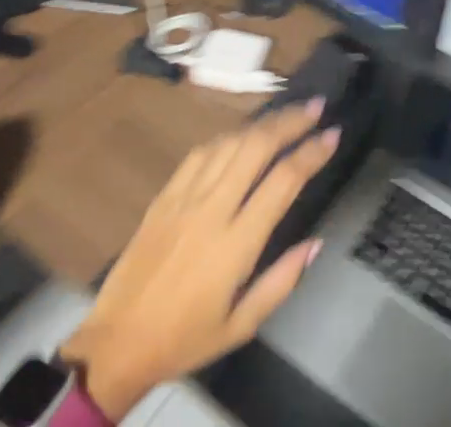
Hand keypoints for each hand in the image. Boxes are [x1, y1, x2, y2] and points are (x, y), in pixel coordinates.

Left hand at [61, 101, 337, 419]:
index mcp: (235, 244)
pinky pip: (199, 155)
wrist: (117, 342)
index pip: (283, 181)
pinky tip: (241, 135)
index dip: (311, 152)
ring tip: (286, 115)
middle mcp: (211, 210)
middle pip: (256, 147)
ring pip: (228, 143)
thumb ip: (282, 281)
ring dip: (261, 124)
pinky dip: (226, 138)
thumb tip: (315, 243)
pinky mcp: (163, 197)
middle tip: (316, 107)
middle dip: (289, 121)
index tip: (333, 135)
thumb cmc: (186, 339)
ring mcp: (183, 199)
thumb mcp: (242, 325)